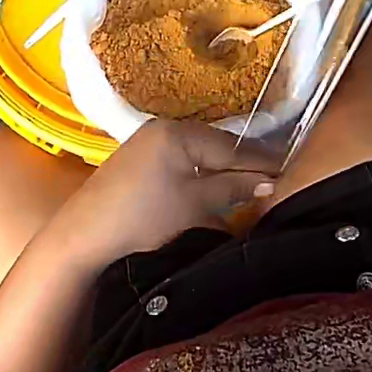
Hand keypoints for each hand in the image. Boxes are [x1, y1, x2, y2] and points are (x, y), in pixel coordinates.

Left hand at [43, 120, 278, 267]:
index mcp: (178, 133)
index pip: (232, 147)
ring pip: (198, 157)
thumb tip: (271, 181)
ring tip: (248, 189)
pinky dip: (199, 178)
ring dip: (221, 173)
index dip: (261, 162)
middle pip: (215, 148)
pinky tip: (212, 191)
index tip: (289, 172)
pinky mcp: (138, 163)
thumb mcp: (195, 205)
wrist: (82, 241)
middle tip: (273, 183)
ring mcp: (147, 144)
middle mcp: (162, 130)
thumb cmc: (143, 219)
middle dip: (242, 167)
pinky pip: (180, 165)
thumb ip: (233, 188)